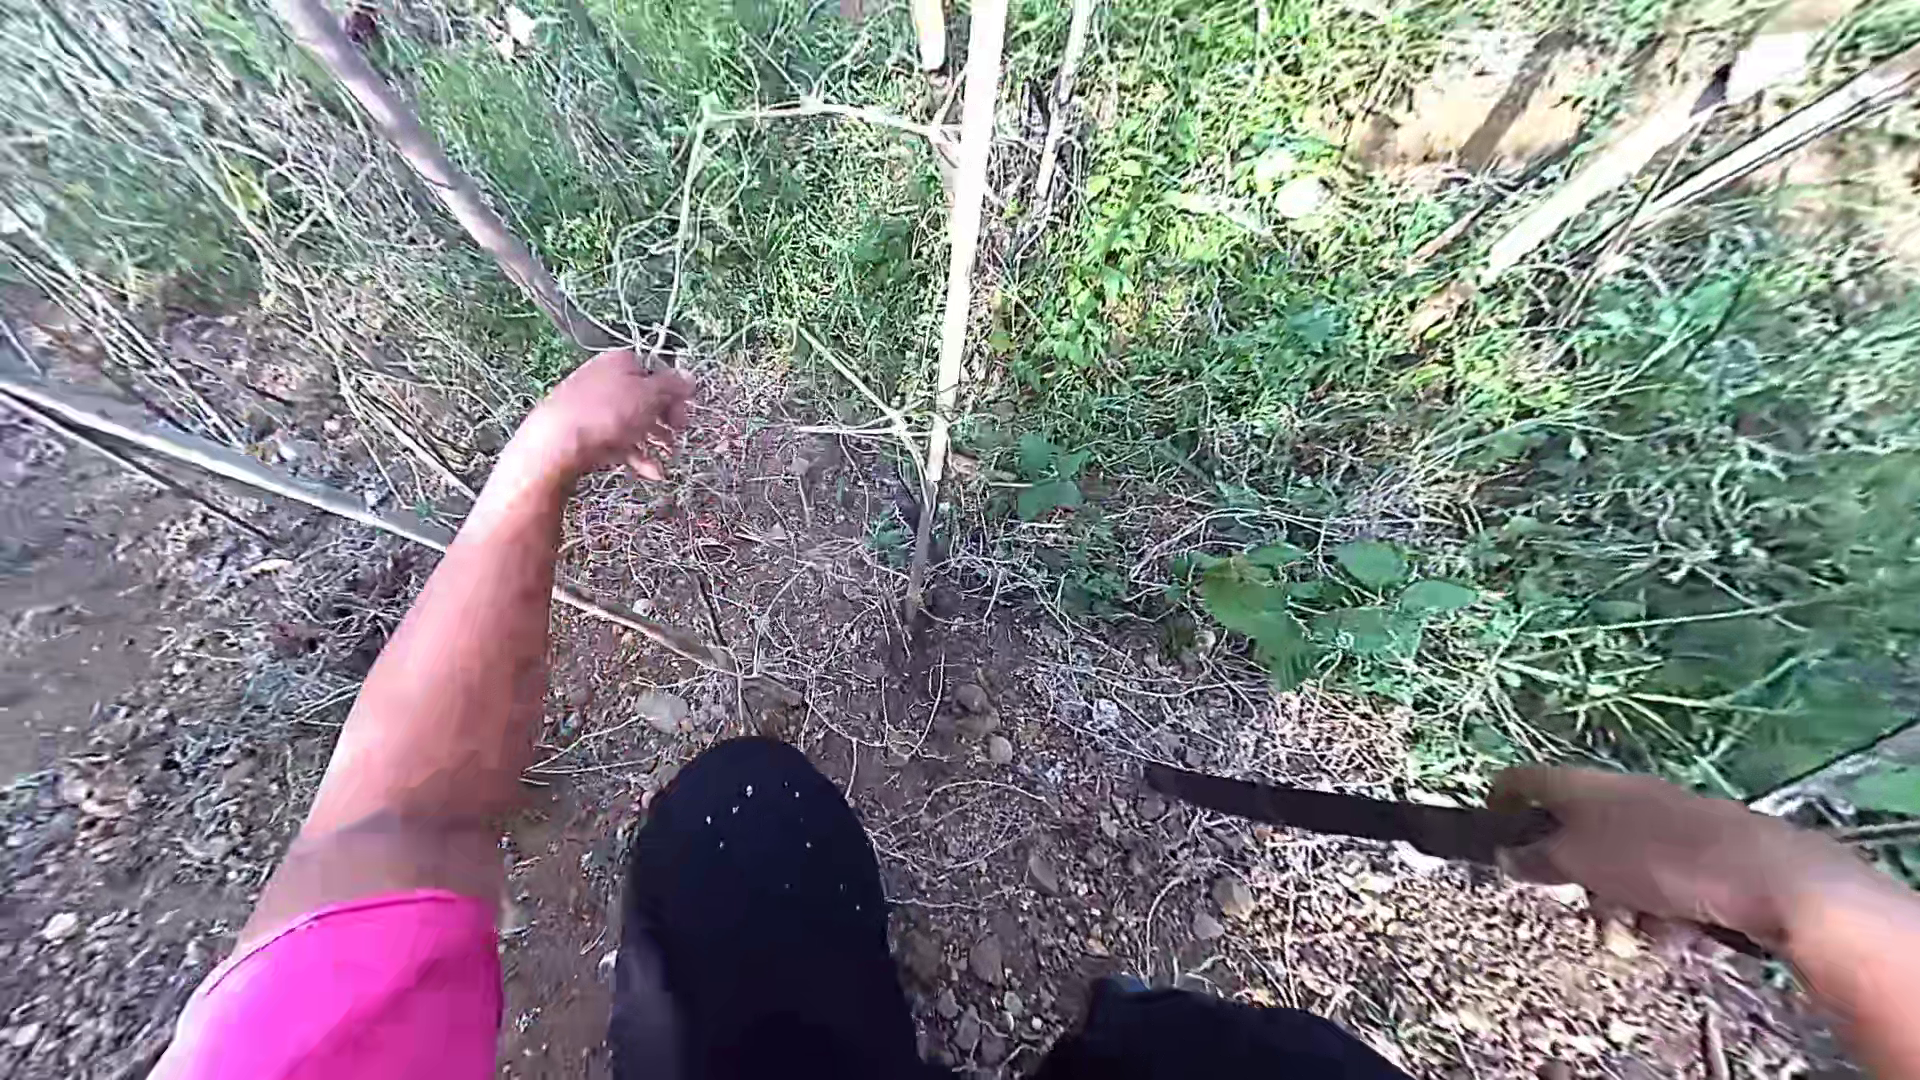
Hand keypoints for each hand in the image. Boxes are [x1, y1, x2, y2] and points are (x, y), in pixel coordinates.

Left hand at [510, 349, 694, 481]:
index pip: (658, 373)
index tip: (684, 413)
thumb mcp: (649, 395)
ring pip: (635, 422)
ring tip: (669, 455)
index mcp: (622, 363)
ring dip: (656, 439)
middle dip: (666, 419)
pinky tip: (653, 472)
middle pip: (647, 399)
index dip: (675, 394)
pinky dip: (638, 455)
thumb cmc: (608, 412)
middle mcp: (607, 379)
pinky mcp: (588, 431)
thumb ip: (672, 386)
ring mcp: (595, 406)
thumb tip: (690, 377)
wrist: (558, 442)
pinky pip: (620, 441)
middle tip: (678, 434)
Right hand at [1488, 766, 1874, 947]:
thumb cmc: (1651, 859)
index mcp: (1575, 783)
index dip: (1499, 800)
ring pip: (1624, 855)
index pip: (1519, 779)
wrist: (1779, 879)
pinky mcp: (1715, 843)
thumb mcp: (1575, 863)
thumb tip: (1505, 858)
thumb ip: (1535, 860)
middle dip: (1575, 870)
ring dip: (1623, 895)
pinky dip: (1666, 900)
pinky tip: (1680, 932)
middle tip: (1581, 904)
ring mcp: (1668, 814)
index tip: (1496, 828)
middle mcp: (1616, 789)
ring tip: (1640, 933)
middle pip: (1576, 826)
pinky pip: (1669, 870)